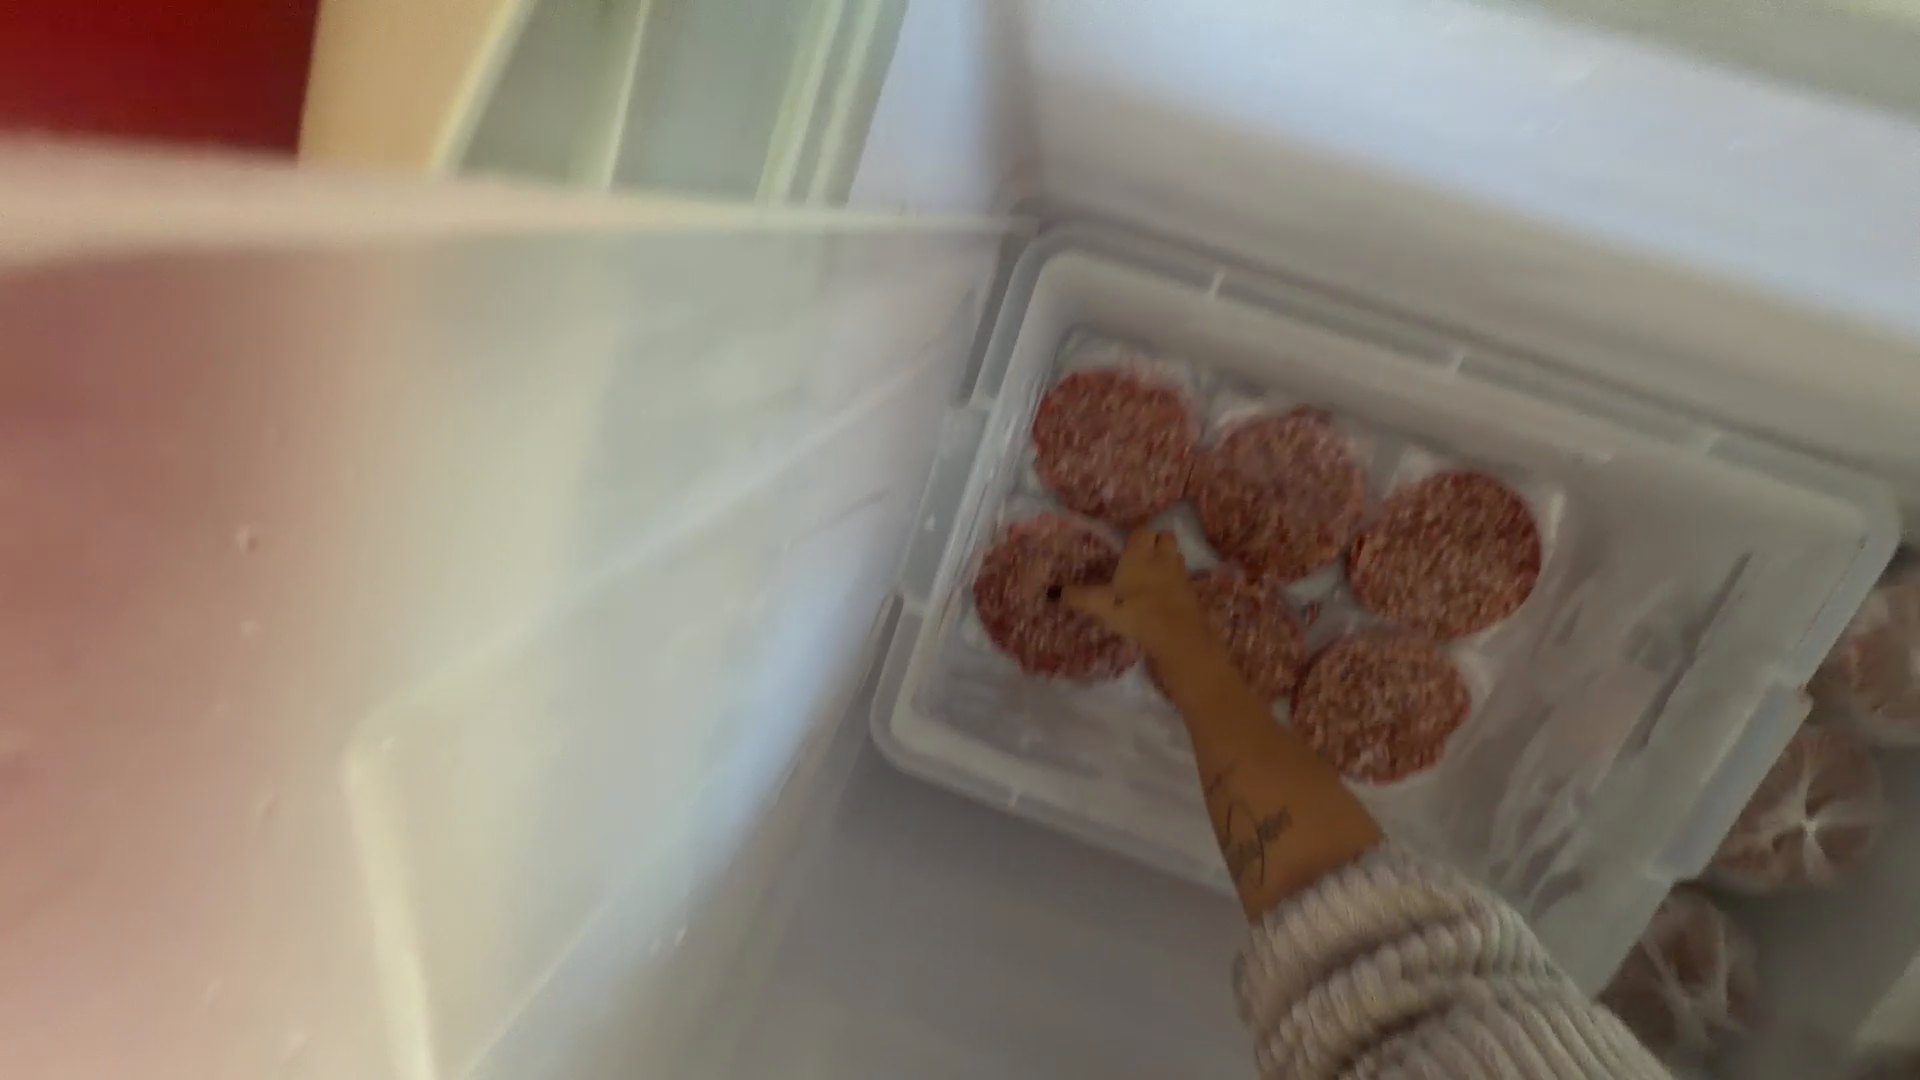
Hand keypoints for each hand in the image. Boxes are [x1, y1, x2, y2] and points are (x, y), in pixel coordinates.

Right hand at [1063, 528, 1210, 656]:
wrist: (1176, 636)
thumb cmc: (1135, 612)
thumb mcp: (1100, 605)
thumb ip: (1078, 597)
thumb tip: (1056, 592)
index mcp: (1139, 554)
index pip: (1142, 531)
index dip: (1135, 535)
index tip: (1125, 545)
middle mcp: (1162, 558)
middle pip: (1165, 537)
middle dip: (1155, 541)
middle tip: (1140, 556)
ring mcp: (1180, 575)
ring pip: (1176, 556)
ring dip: (1166, 559)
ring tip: (1151, 573)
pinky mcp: (1191, 593)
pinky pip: (1182, 577)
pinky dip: (1174, 581)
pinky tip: (1162, 595)